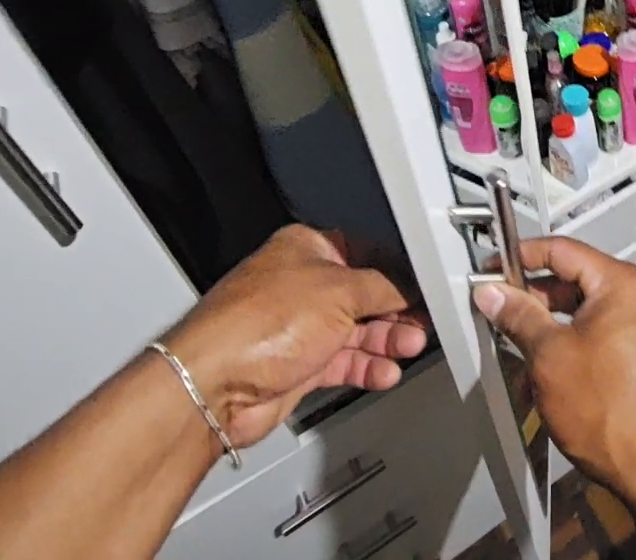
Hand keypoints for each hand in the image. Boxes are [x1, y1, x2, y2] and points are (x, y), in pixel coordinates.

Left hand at [161, 225, 426, 447]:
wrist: (212, 387)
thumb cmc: (255, 325)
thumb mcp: (340, 290)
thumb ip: (383, 286)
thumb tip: (407, 287)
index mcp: (307, 248)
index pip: (366, 253)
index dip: (397, 270)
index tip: (423, 286)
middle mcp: (301, 285)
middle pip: (364, 294)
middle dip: (395, 310)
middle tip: (420, 321)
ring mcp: (298, 326)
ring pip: (356, 331)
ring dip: (386, 340)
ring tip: (408, 346)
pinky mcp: (296, 365)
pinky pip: (343, 362)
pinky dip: (367, 366)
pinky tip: (385, 371)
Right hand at [470, 238, 635, 498]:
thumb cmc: (614, 410)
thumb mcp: (550, 355)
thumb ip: (519, 316)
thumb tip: (494, 293)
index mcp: (619, 283)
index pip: (560, 249)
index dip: (521, 256)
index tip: (494, 269)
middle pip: (571, 283)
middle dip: (532, 304)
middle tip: (500, 316)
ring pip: (580, 318)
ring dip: (547, 337)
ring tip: (522, 365)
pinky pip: (597, 342)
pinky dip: (569, 355)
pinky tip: (548, 386)